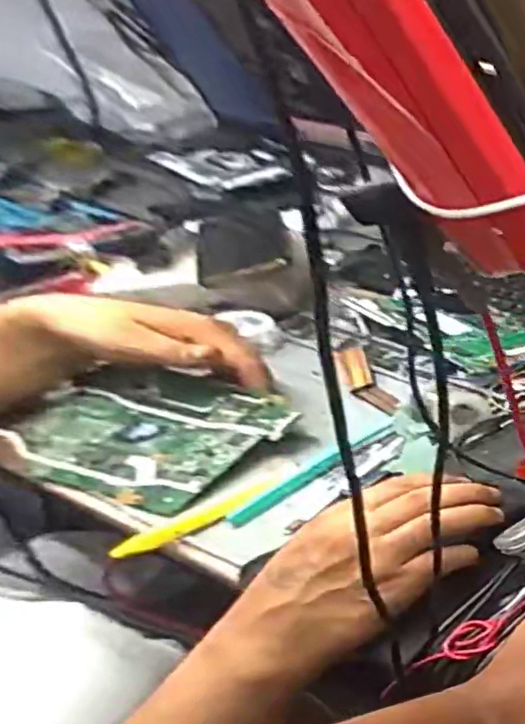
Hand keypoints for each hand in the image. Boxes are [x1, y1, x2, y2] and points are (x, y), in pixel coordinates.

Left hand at [0, 295, 271, 390]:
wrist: (59, 322)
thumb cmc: (94, 328)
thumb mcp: (132, 340)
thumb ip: (174, 350)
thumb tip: (216, 356)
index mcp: (195, 325)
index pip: (239, 350)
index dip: (256, 373)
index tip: (265, 397)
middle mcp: (203, 327)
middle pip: (245, 350)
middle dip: (259, 374)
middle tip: (266, 401)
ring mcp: (196, 334)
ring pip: (237, 353)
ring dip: (248, 373)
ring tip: (252, 395)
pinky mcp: (187, 342)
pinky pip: (222, 356)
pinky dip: (233, 371)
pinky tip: (229, 384)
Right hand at [207, 474, 503, 680]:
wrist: (269, 638)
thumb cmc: (286, 593)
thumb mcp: (312, 542)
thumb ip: (354, 523)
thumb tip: (400, 510)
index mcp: (337, 517)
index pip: (399, 486)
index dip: (439, 480)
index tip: (463, 482)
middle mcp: (360, 531)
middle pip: (427, 500)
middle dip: (467, 492)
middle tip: (492, 494)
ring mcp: (381, 558)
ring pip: (439, 524)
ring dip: (475, 516)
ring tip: (495, 515)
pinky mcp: (397, 586)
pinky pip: (442, 561)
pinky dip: (463, 553)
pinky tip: (474, 554)